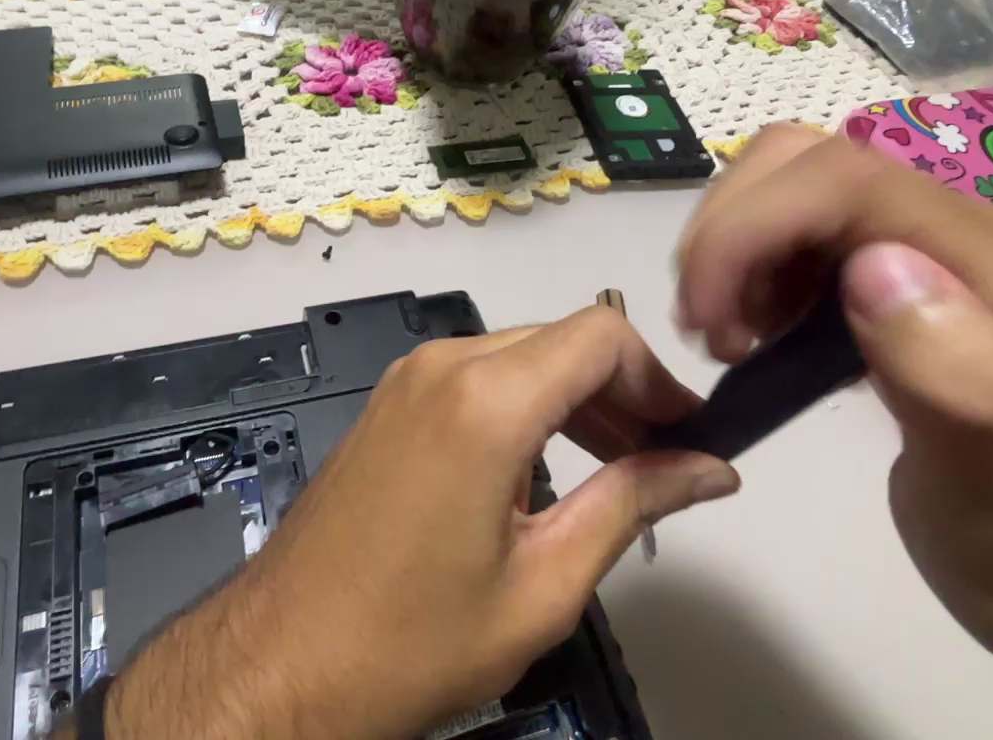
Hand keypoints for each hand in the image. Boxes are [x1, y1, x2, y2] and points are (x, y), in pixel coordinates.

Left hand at [104, 308, 738, 739]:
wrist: (283, 657)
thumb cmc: (414, 639)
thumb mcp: (543, 583)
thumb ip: (632, 505)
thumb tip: (709, 468)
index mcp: (485, 401)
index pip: (601, 336)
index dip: (658, 378)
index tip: (688, 436)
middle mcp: (441, 365)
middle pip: (561, 340)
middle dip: (622, 390)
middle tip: (662, 461)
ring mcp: (406, 379)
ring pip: (519, 354)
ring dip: (575, 397)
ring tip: (616, 467)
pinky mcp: (389, 401)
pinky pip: (476, 376)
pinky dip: (525, 402)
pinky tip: (545, 464)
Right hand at [674, 124, 992, 738]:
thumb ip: (967, 391)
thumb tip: (877, 267)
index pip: (843, 182)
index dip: (747, 230)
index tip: (707, 328)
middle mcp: (965, 238)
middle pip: (807, 161)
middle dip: (728, 232)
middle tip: (712, 334)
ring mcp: (929, 253)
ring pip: (790, 184)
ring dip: (730, 247)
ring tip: (730, 340)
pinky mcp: (896, 277)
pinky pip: (795, 229)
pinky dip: (745, 266)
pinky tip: (754, 336)